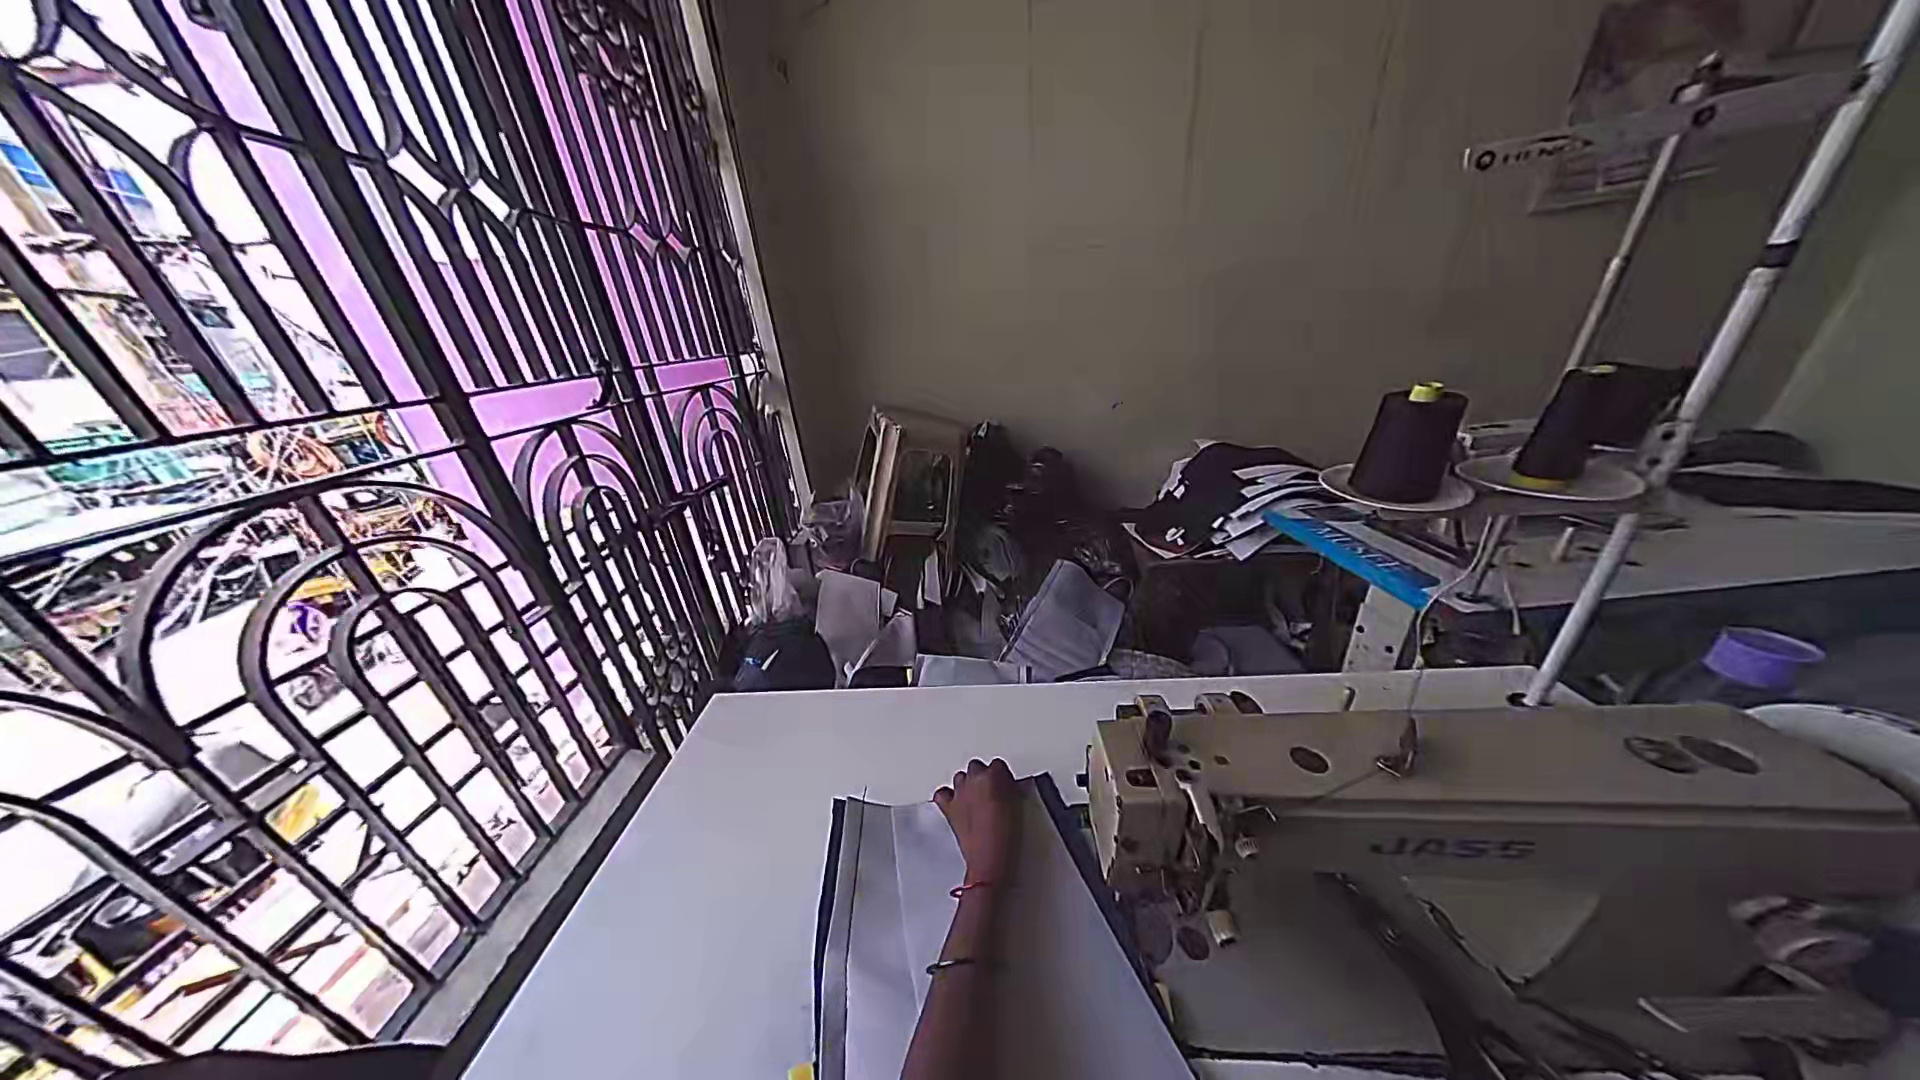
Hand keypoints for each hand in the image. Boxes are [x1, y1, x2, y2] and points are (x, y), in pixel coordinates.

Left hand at [933, 759, 1018, 886]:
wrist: (989, 860)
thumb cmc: (1005, 838)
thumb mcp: (1017, 807)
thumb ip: (1010, 790)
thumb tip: (1008, 788)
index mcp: (993, 776)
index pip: (997, 765)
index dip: (1002, 776)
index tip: (1005, 784)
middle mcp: (973, 780)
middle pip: (976, 767)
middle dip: (983, 777)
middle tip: (992, 792)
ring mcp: (959, 793)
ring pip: (960, 778)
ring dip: (968, 785)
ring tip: (976, 799)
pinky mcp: (949, 808)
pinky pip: (942, 794)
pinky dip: (948, 796)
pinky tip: (956, 803)